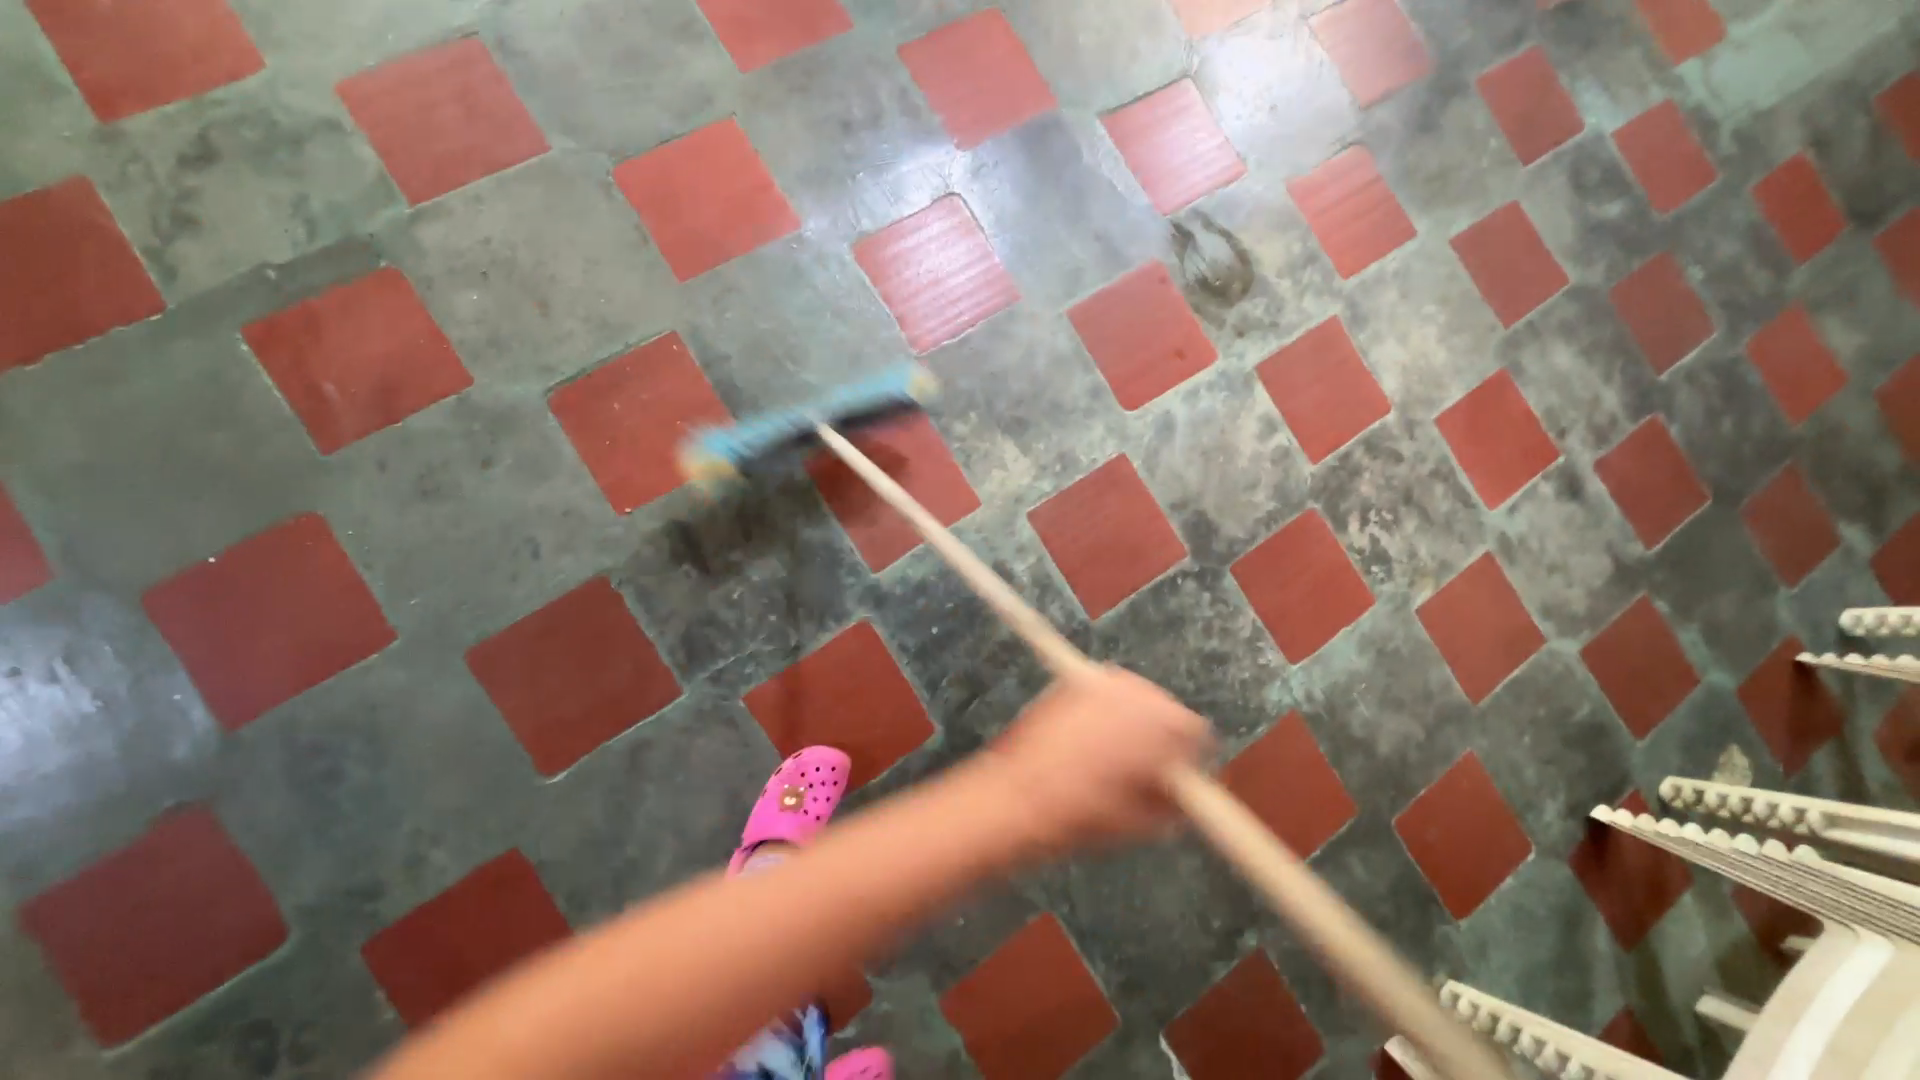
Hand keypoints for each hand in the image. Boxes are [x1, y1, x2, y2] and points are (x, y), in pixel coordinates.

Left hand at [983, 664, 1211, 857]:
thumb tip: (1184, 799)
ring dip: (1132, 721)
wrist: (1021, 796)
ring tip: (1112, 756)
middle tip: (1143, 769)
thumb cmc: (1084, 813)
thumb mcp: (1145, 822)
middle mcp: (1140, 692)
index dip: (1189, 760)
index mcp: (1166, 724)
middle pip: (1166, 710)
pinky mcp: (1074, 680)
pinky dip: (1103, 712)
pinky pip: (1103, 694)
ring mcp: (1104, 681)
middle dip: (1159, 736)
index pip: (1199, 734)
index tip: (1179, 778)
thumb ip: (1178, 805)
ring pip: (1135, 699)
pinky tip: (1088, 741)